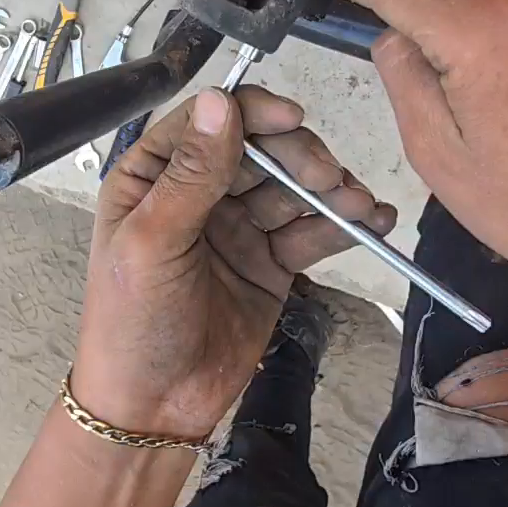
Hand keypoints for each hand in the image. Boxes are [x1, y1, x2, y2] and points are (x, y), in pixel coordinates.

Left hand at [70, 86, 396, 441]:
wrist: (154, 406)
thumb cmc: (133, 321)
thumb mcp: (153, 243)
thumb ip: (191, 175)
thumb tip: (221, 100)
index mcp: (154, 176)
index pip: (208, 123)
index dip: (253, 113)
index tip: (292, 120)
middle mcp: (199, 193)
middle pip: (260, 151)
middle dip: (298, 158)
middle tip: (328, 180)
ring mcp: (238, 227)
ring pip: (292, 189)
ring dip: (330, 190)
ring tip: (360, 205)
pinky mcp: (271, 263)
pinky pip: (310, 231)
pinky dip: (343, 225)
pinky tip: (374, 221)